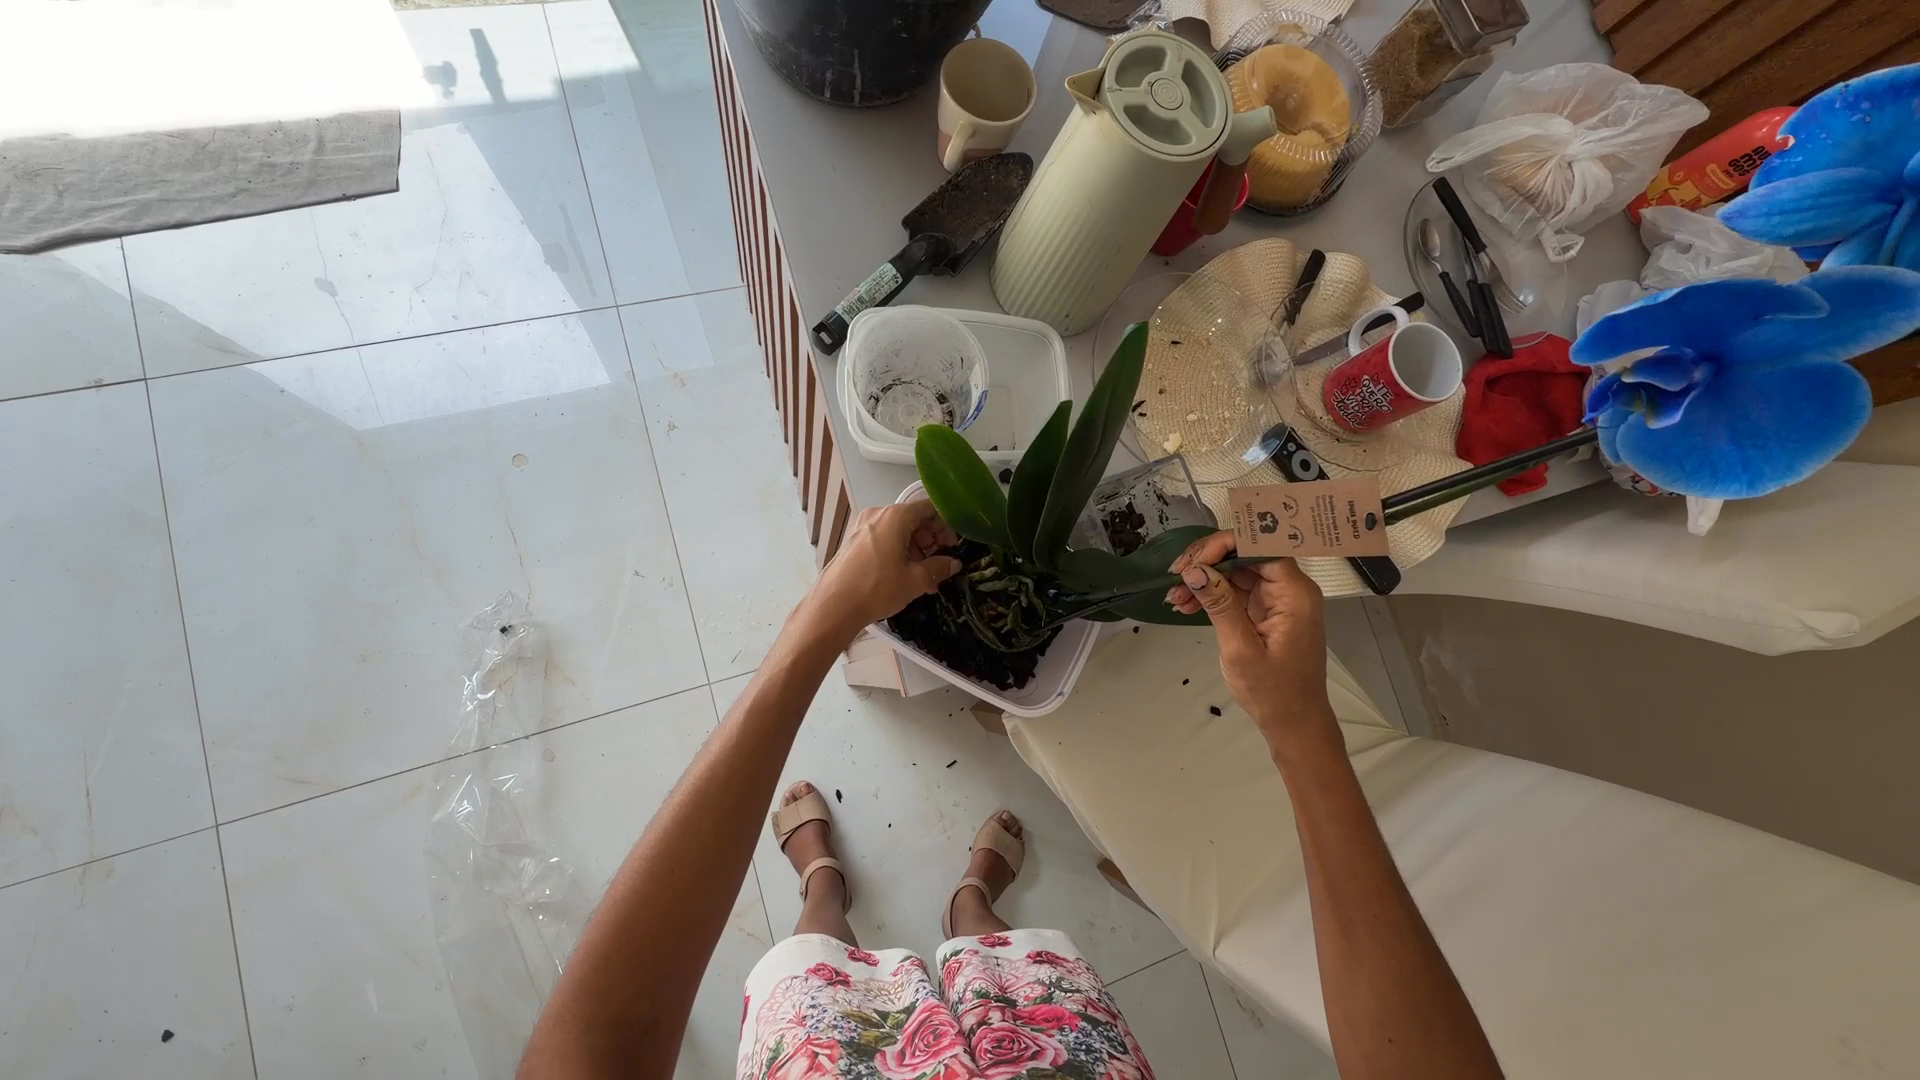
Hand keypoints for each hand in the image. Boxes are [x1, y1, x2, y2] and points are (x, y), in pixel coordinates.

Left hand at [805, 500, 961, 638]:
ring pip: (899, 532)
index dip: (946, 525)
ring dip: (917, 551)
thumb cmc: (878, 588)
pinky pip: (885, 541)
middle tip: (942, 564)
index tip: (954, 546)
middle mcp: (878, 514)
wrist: (833, 606)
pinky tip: (907, 578)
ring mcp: (863, 527)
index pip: (929, 508)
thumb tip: (954, 563)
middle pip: (914, 520)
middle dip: (931, 541)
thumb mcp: (915, 580)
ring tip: (927, 579)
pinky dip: (900, 554)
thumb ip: (939, 567)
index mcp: (895, 516)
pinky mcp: (854, 542)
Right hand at [1165, 531, 1335, 753]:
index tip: (1194, 561)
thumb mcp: (1240, 649)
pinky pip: (1235, 590)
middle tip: (1175, 575)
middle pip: (1246, 554)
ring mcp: (1277, 599)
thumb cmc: (1273, 691)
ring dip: (1204, 578)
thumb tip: (1195, 570)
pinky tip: (1186, 604)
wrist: (1293, 722)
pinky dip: (1211, 594)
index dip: (1226, 545)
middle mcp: (1289, 589)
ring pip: (1236, 571)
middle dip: (1208, 561)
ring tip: (1174, 596)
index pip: (1262, 546)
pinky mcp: (1265, 611)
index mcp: (1294, 594)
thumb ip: (1220, 604)